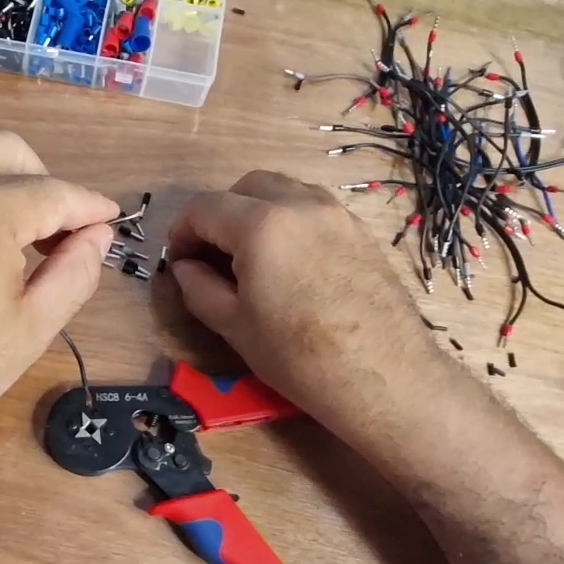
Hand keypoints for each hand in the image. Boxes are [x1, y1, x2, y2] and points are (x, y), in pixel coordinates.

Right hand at [167, 170, 457, 447]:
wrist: (385, 377)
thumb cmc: (298, 357)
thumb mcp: (234, 326)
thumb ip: (199, 287)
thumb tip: (184, 267)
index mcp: (260, 225)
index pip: (204, 207)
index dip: (180, 232)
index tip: (178, 262)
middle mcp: (300, 204)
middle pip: (245, 187)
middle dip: (219, 215)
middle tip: (212, 257)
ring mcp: (336, 214)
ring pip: (283, 191)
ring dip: (255, 212)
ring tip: (250, 258)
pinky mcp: (360, 230)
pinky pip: (312, 208)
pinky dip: (288, 221)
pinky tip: (288, 264)